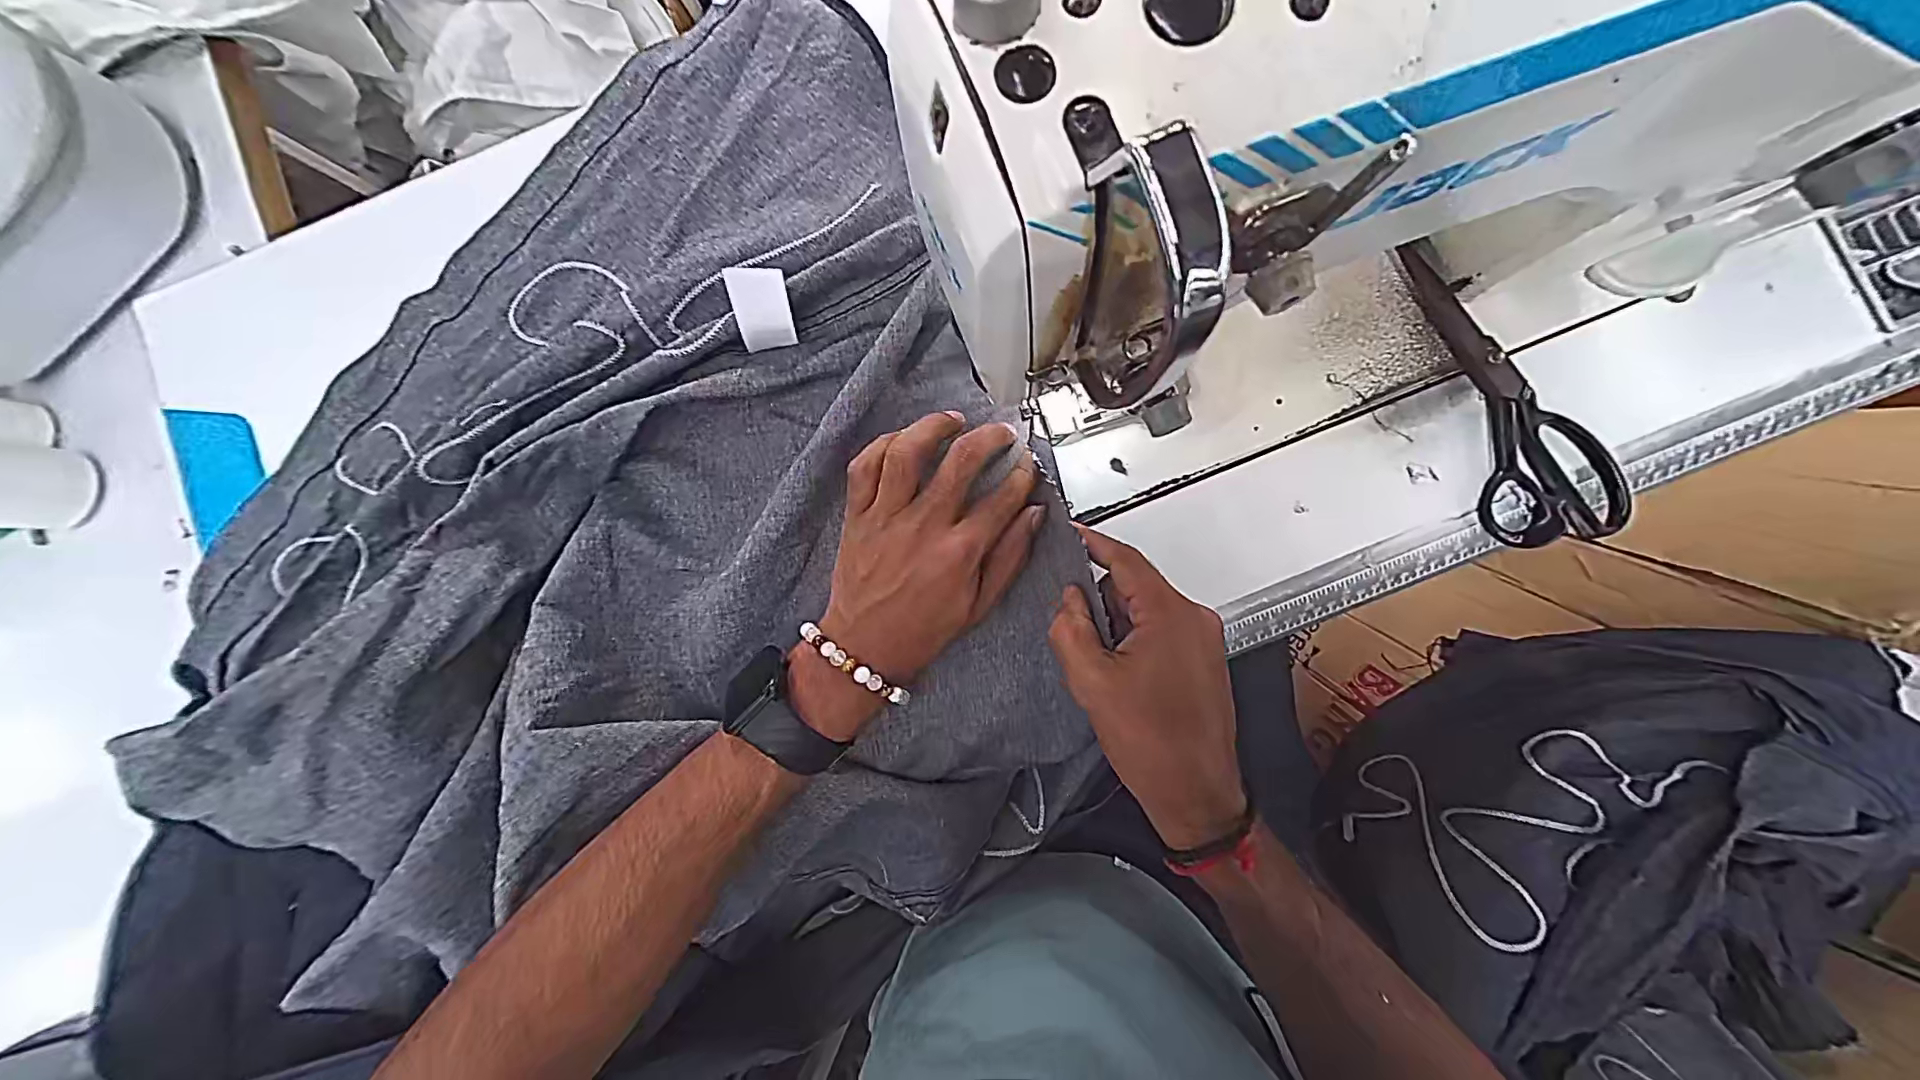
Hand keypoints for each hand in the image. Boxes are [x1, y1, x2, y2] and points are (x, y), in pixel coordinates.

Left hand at [789, 412, 1045, 740]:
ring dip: (933, 427)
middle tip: (1000, 434)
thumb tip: (1032, 516)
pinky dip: (883, 445)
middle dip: (989, 438)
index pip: (1002, 497)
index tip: (1026, 465)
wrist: (866, 646)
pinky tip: (903, 439)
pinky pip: (864, 467)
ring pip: (907, 452)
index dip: (1021, 474)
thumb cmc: (921, 629)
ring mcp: (887, 518)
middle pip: (961, 462)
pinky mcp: (859, 516)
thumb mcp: (980, 604)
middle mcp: (923, 527)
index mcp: (959, 552)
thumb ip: (1010, 556)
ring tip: (952, 421)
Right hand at [1047, 526, 1246, 849]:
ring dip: (1118, 625)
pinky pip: (1161, 630)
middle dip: (1100, 601)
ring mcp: (1202, 640)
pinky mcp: (1203, 659)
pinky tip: (1121, 675)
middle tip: (1074, 625)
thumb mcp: (1092, 682)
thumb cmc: (1156, 746)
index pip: (1126, 560)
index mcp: (1170, 615)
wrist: (1195, 793)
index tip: (1074, 533)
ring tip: (1103, 667)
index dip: (1094, 543)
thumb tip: (1069, 601)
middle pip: (1135, 586)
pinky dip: (1135, 639)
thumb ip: (1070, 629)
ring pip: (1147, 610)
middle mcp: (1194, 620)